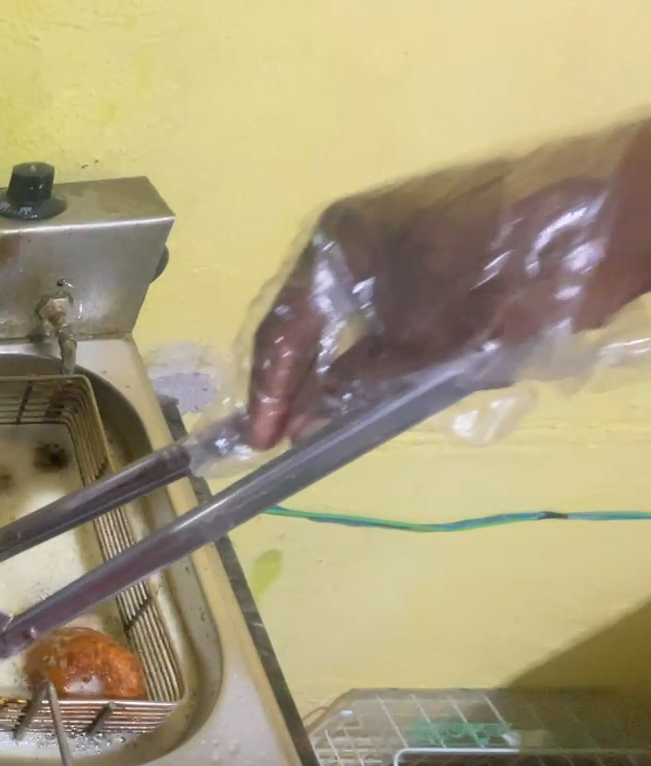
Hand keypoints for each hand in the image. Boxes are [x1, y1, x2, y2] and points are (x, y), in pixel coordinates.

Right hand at [246, 118, 650, 449]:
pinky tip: (353, 394)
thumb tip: (304, 422)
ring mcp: (385, 251)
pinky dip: (361, 357)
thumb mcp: (431, 341)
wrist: (628, 217)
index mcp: (338, 248)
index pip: (284, 329)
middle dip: (292, 386)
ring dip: (325, 376)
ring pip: (336, 326)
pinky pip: (371, 318)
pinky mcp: (420, 262)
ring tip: (313, 425)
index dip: (268, 391)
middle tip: (277, 436)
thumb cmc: (515, 274)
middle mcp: (349, 245)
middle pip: (303, 327)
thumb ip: (360, 382)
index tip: (260, 439)